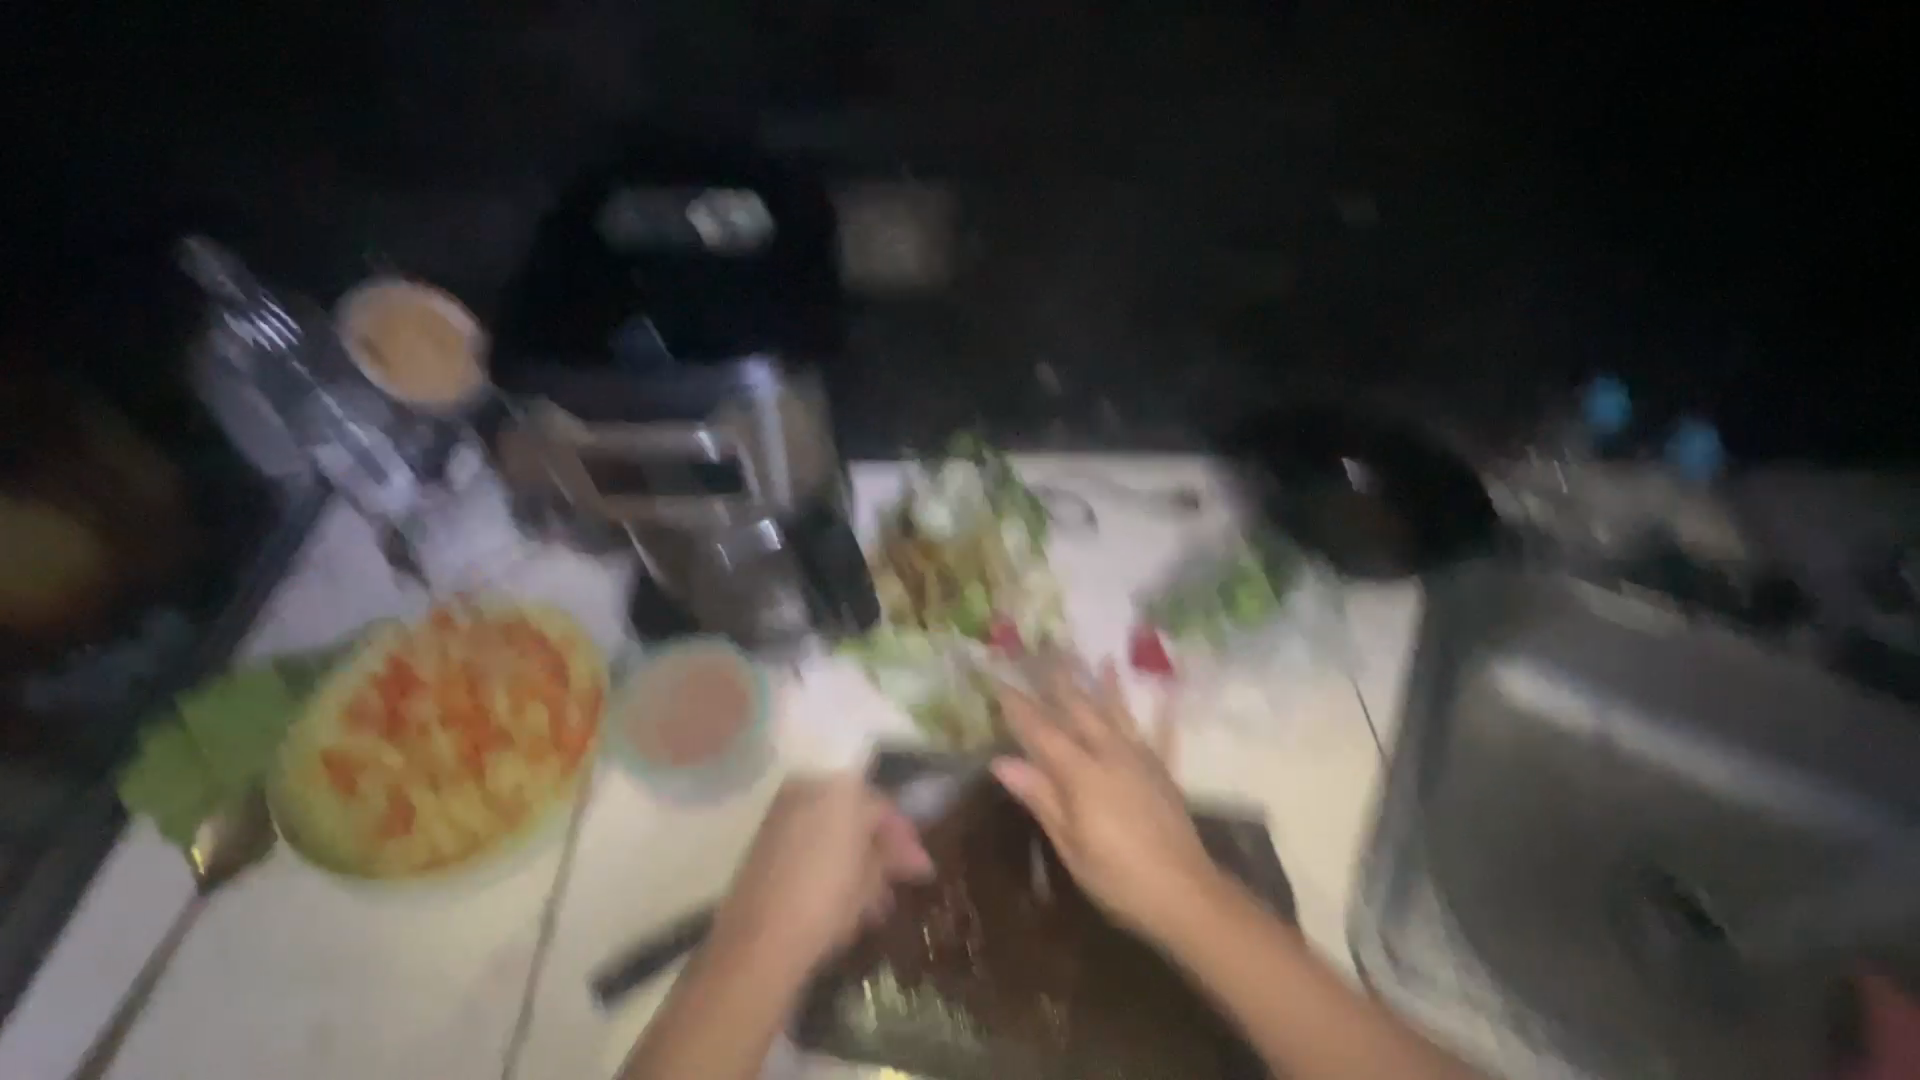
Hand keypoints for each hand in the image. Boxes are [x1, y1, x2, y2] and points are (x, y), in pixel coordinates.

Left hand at [712, 776, 933, 979]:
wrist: (759, 940)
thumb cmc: (826, 900)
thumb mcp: (871, 881)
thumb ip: (890, 859)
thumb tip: (907, 858)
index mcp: (839, 790)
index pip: (882, 806)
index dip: (905, 839)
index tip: (922, 870)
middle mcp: (808, 790)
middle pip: (855, 813)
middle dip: (881, 847)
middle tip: (903, 880)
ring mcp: (781, 815)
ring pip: (831, 830)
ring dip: (856, 858)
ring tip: (877, 901)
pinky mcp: (763, 843)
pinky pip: (809, 843)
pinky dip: (829, 862)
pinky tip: (846, 899)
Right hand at [991, 656, 1222, 939]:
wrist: (1184, 894)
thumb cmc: (1116, 875)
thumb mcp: (1069, 843)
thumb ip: (1040, 797)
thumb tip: (1002, 761)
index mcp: (1081, 773)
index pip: (1042, 731)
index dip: (1019, 708)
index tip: (1000, 682)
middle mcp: (1110, 754)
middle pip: (1080, 710)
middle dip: (1060, 682)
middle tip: (1045, 652)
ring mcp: (1141, 760)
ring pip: (1117, 713)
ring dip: (1106, 685)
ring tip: (1099, 657)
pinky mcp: (1163, 772)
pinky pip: (1162, 734)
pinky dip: (1162, 713)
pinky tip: (1166, 694)